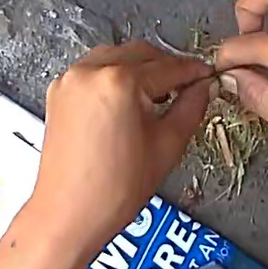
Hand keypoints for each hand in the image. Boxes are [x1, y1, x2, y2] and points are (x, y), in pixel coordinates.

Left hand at [25, 44, 212, 247]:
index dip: (194, 72)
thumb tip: (202, 87)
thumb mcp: (168, 145)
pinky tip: (130, 100)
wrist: (69, 214)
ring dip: (141, 68)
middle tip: (188, 87)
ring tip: (159, 95)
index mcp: (119, 82)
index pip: (169, 67)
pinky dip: (116, 76)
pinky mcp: (60, 92)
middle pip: (142, 54)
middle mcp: (90, 72)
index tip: (207, 76)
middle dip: (168, 67)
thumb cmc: (116, 188)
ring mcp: (71, 80)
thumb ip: (191, 107)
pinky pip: (95, 70)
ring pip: (117, 56)